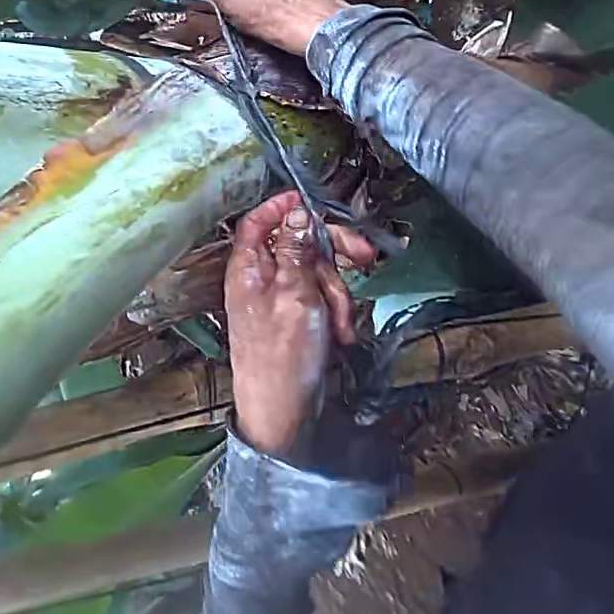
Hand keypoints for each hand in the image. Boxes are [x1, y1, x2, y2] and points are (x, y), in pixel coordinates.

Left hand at [223, 191, 377, 457]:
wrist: (285, 413)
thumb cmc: (282, 358)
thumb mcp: (294, 295)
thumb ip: (296, 250)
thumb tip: (297, 212)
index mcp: (249, 269)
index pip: (257, 222)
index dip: (280, 206)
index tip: (308, 200)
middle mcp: (263, 279)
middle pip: (299, 243)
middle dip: (333, 251)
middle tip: (364, 255)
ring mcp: (282, 298)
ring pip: (318, 270)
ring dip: (338, 291)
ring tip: (342, 320)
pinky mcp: (300, 316)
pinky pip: (324, 296)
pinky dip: (337, 310)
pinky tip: (342, 330)